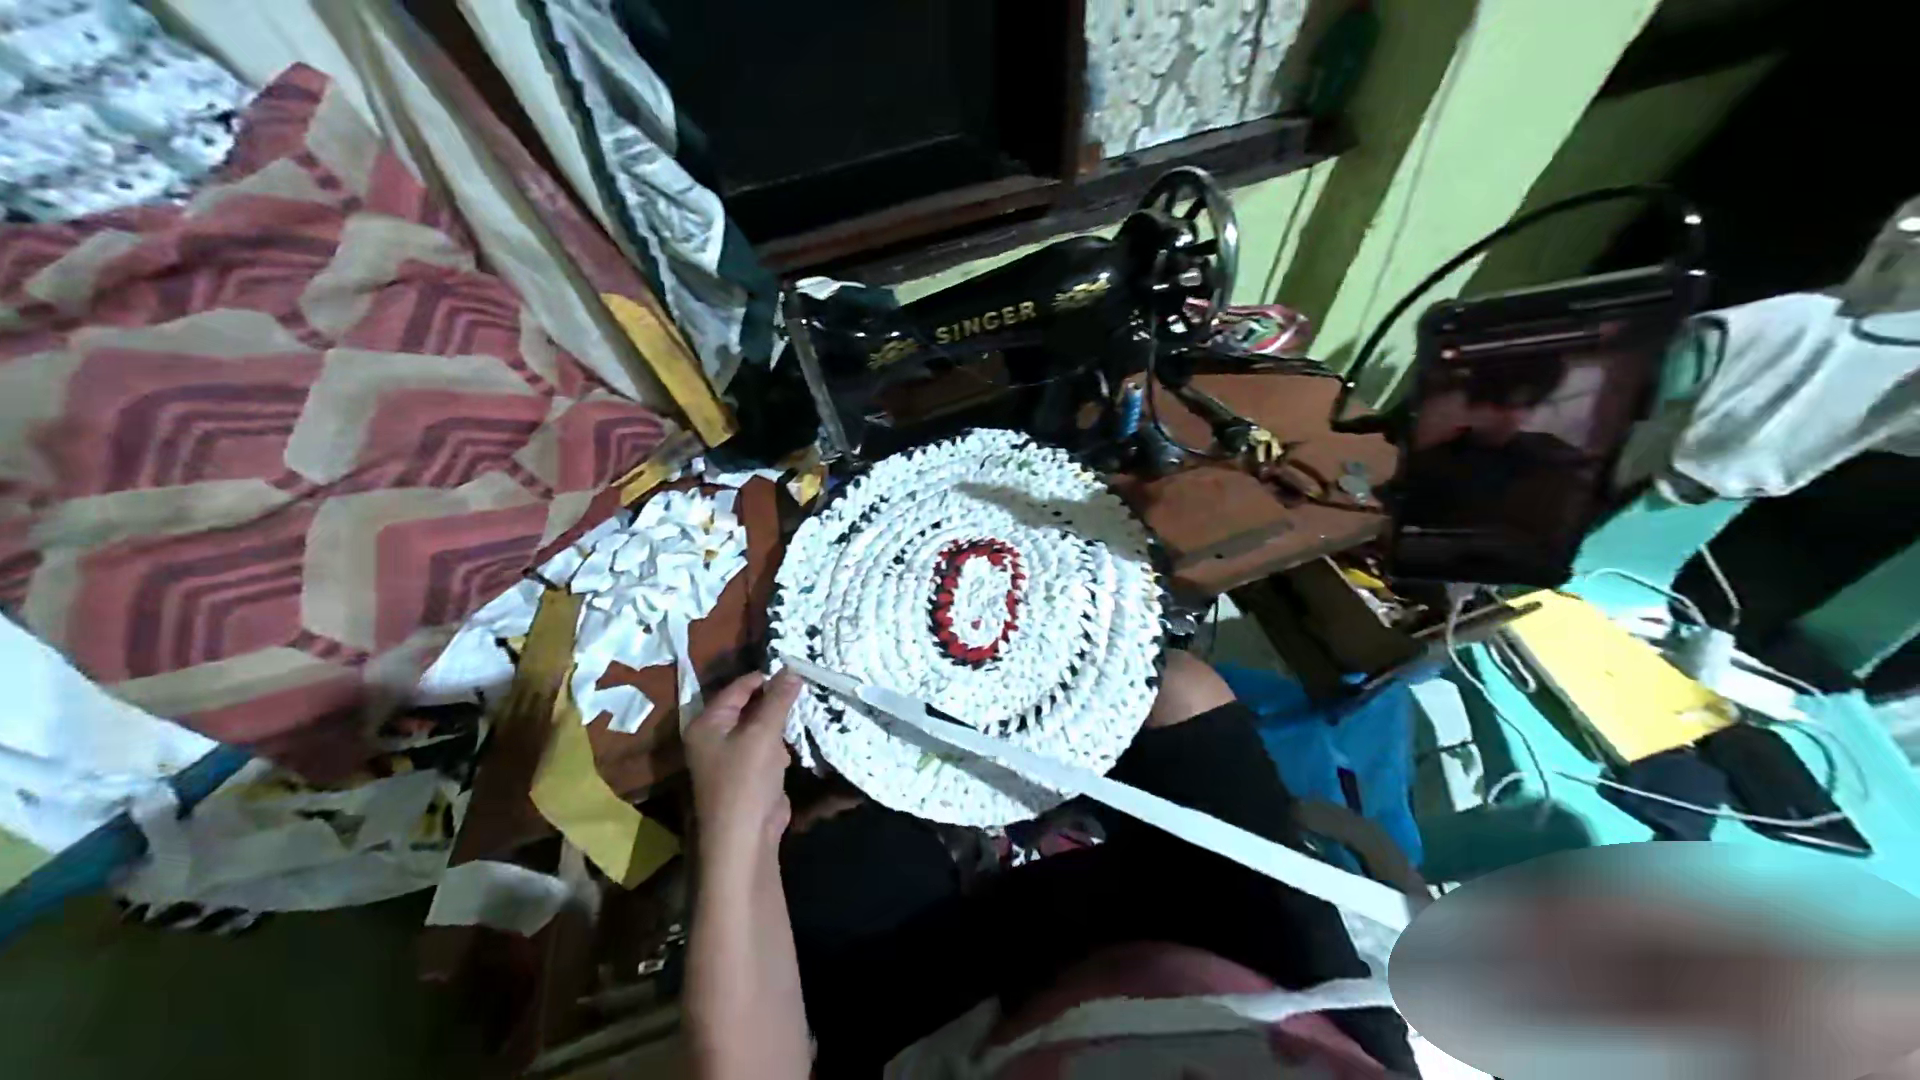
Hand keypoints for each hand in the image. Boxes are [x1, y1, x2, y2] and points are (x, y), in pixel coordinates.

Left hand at [684, 672, 802, 858]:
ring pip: (758, 727)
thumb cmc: (746, 778)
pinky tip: (791, 748)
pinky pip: (764, 748)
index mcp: (707, 723)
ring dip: (778, 724)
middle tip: (803, 690)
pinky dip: (778, 745)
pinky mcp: (746, 775)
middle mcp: (713, 737)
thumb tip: (792, 670)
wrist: (744, 837)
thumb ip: (778, 699)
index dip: (765, 678)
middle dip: (774, 700)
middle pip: (747, 706)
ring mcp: (729, 758)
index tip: (795, 672)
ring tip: (801, 714)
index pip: (737, 688)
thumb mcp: (764, 733)